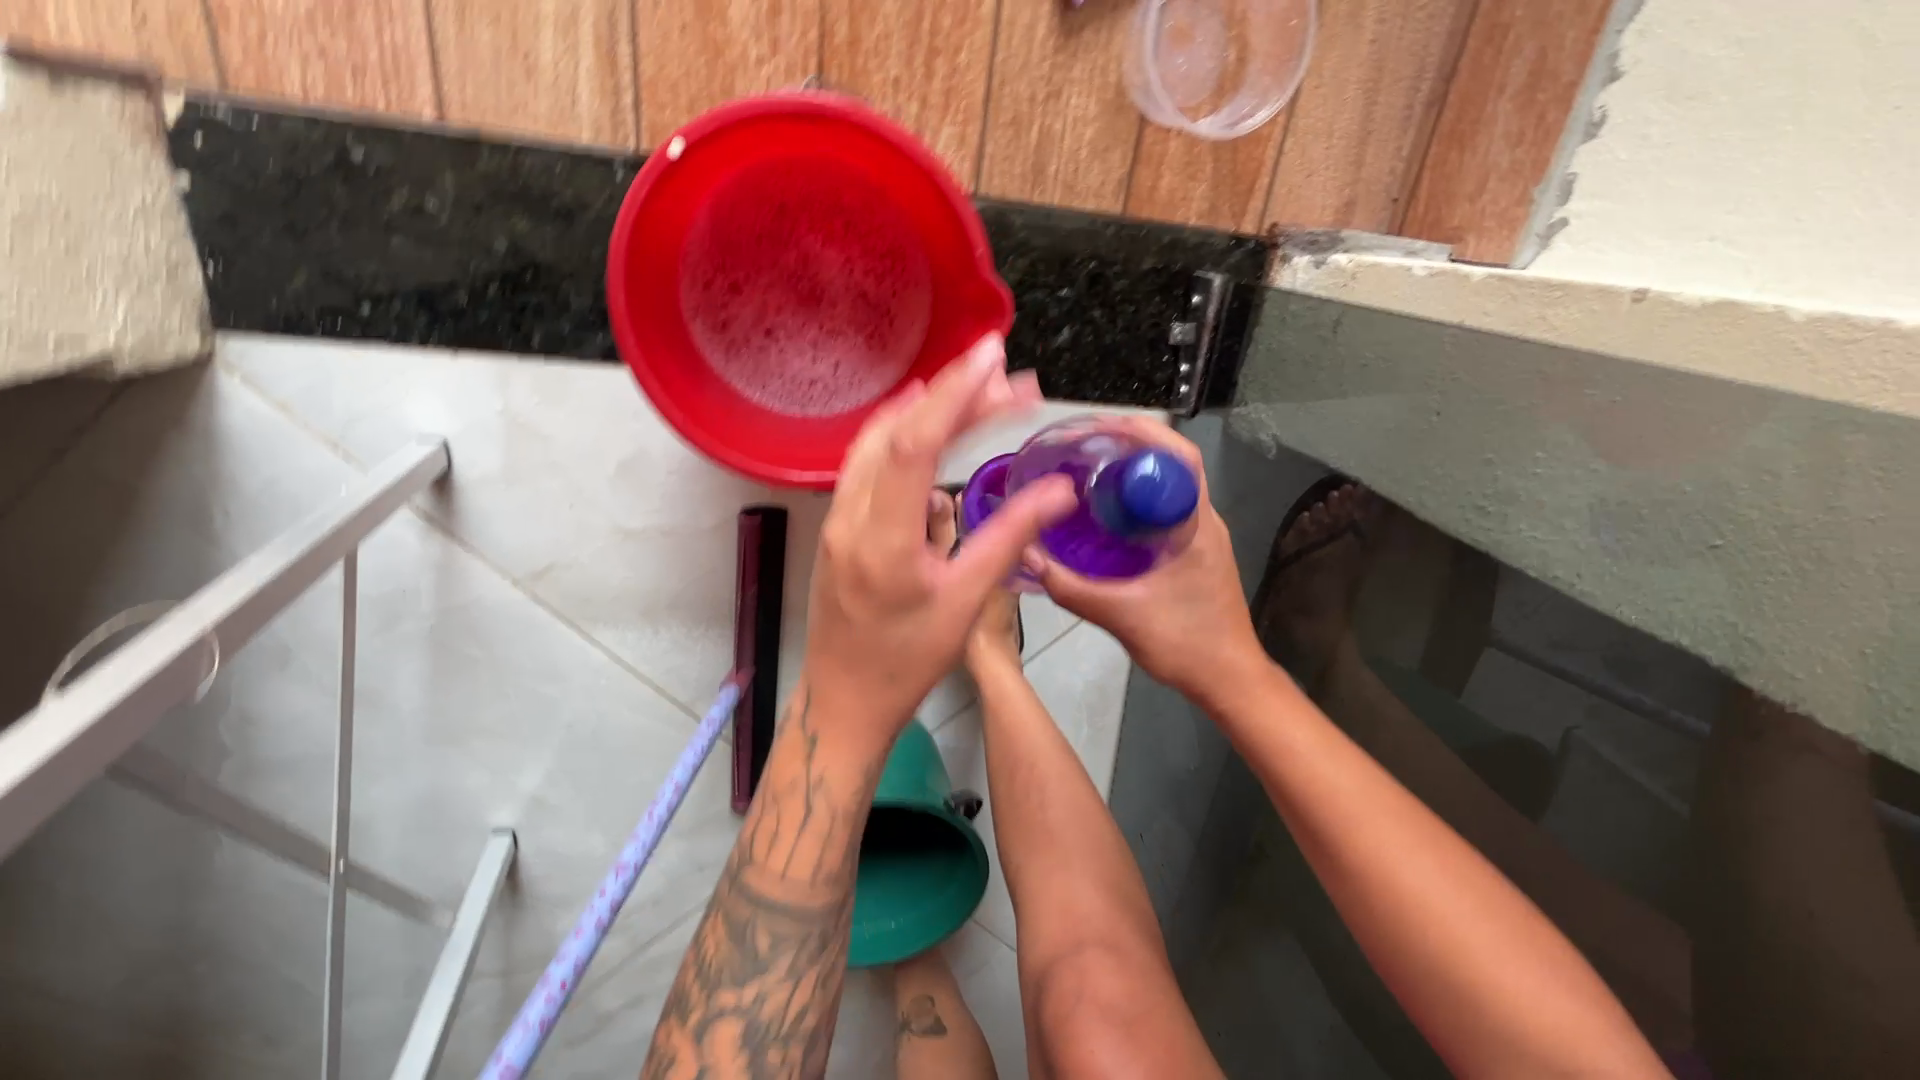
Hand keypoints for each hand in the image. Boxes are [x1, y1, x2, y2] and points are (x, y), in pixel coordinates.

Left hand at [802, 334, 1076, 740]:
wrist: (843, 701)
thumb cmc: (908, 661)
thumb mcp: (966, 601)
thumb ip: (1010, 536)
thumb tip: (1061, 490)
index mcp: (883, 537)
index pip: (913, 442)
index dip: (953, 393)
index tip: (991, 357)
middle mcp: (850, 516)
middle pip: (894, 431)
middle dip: (950, 395)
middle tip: (1004, 378)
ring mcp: (836, 520)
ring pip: (874, 444)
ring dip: (922, 411)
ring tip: (973, 393)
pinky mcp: (837, 527)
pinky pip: (865, 465)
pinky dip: (899, 438)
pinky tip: (926, 433)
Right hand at [1033, 418, 1262, 701]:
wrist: (1228, 680)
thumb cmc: (1186, 644)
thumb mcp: (1121, 616)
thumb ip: (1071, 588)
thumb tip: (1025, 555)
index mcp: (1196, 523)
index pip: (1177, 456)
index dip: (1137, 434)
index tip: (1093, 431)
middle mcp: (1204, 519)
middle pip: (1170, 462)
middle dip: (1126, 445)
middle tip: (1080, 446)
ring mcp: (1202, 534)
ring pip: (1166, 485)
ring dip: (1131, 471)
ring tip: (1085, 468)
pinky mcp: (1193, 551)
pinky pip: (1163, 509)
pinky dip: (1134, 500)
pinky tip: (1101, 512)